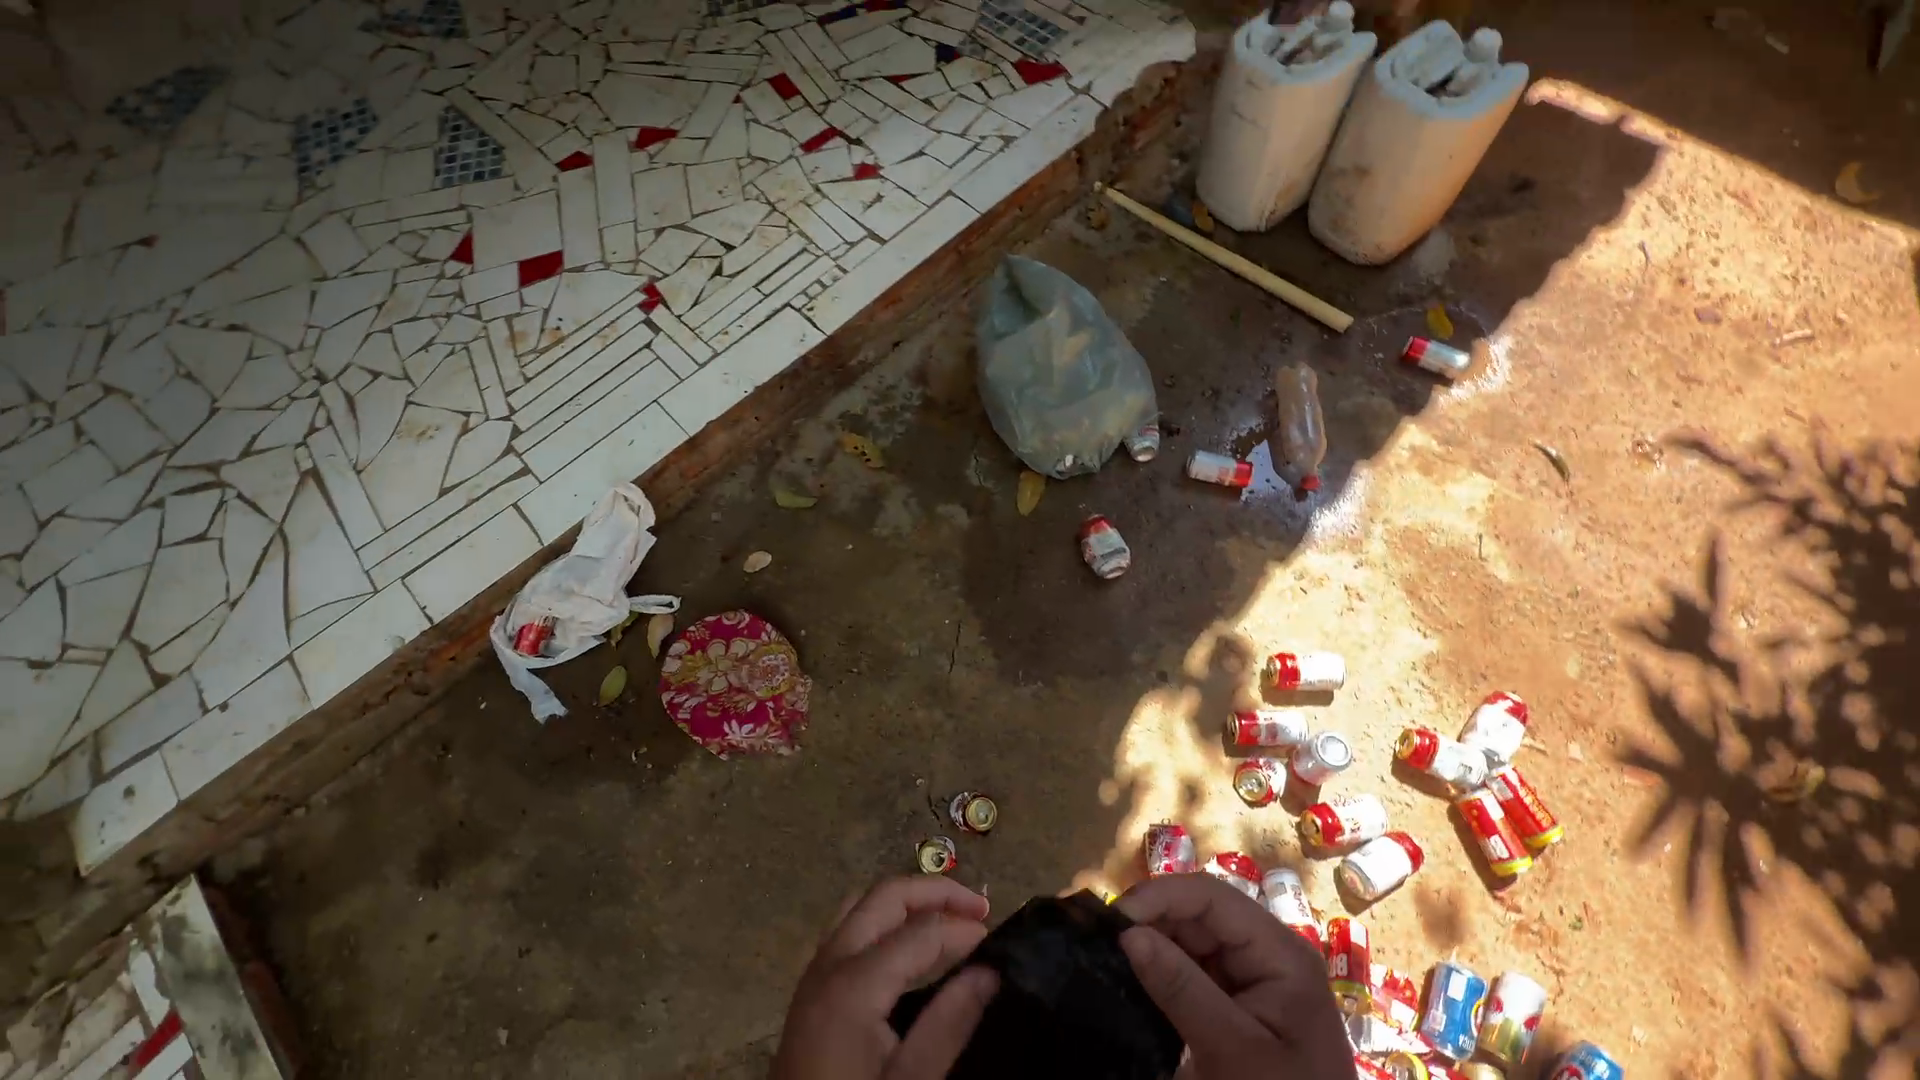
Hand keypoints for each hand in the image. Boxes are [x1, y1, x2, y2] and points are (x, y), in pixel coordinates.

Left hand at [772, 877, 999, 1079]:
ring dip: (907, 901)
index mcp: (854, 982)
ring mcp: (814, 972)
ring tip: (948, 914)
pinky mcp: (810, 989)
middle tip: (978, 906)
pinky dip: (884, 918)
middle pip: (885, 897)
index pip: (920, 930)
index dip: (961, 927)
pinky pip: (848, 928)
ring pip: (862, 905)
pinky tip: (908, 942)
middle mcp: (830, 962)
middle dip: (934, 892)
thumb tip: (989, 971)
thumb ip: (949, 1023)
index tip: (995, 936)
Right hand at [1117, 874, 1353, 1079]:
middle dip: (1150, 921)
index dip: (1160, 897)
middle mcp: (1266, 954)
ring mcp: (1251, 980)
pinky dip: (1158, 972)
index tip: (1112, 922)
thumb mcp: (1233, 1053)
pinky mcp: (1235, 1006)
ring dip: (1149, 945)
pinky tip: (1129, 981)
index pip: (1211, 898)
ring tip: (1105, 957)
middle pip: (1198, 914)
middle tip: (1098, 942)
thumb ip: (1181, 989)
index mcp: (1279, 953)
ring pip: (1189, 940)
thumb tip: (1128, 933)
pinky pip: (1190, 971)